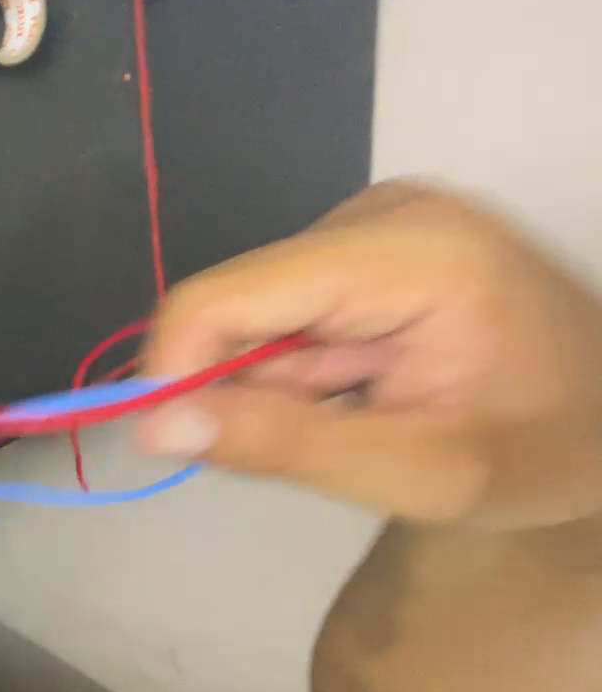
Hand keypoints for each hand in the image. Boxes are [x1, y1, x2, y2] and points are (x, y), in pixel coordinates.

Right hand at [137, 181, 601, 526]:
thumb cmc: (543, 454)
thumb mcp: (418, 474)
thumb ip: (282, 446)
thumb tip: (149, 428)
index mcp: (409, 254)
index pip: (216, 302)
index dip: (173, 374)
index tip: (185, 442)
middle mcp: (376, 217)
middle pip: (222, 310)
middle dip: (236, 387)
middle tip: (313, 435)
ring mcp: (363, 227)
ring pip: (234, 320)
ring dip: (261, 384)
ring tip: (346, 411)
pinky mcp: (350, 248)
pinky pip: (260, 317)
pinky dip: (280, 370)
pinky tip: (345, 385)